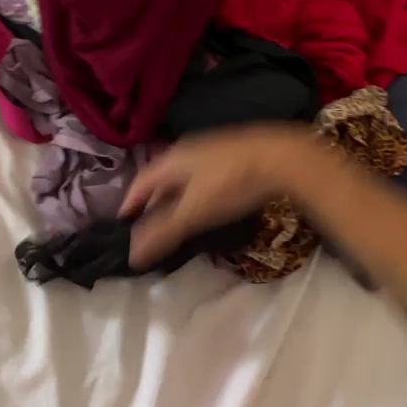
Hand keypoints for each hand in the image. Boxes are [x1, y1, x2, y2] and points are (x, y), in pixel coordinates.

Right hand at [119, 126, 327, 268]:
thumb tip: (133, 256)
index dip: (129, 204)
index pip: (139, 183)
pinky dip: (195, 193)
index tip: (124, 223)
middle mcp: (185, 151)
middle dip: (152, 203)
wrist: (282, 157)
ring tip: (176, 220)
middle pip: (160, 179)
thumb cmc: (231, 184)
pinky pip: (202, 176)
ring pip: (182, 178)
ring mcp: (210, 150)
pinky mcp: (232, 155)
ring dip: (175, 198)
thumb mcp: (193, 212)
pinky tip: (206, 206)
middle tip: (148, 226)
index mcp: (169, 161)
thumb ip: (163, 233)